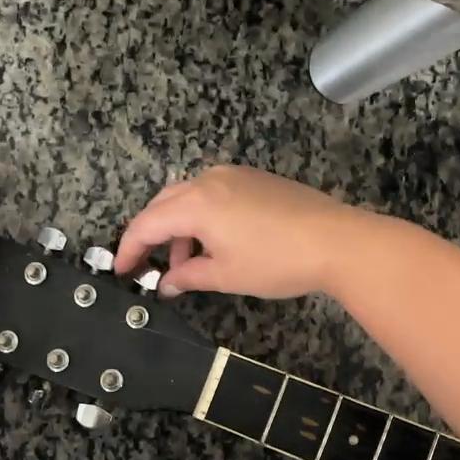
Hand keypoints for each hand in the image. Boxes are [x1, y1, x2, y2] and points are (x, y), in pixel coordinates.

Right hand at [114, 166, 370, 298]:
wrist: (337, 241)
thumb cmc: (276, 261)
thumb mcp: (226, 275)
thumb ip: (189, 276)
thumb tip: (167, 283)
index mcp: (196, 203)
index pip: (147, 224)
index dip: (130, 249)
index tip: (122, 271)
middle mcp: (210, 180)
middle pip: (164, 203)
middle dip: (151, 234)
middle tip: (146, 265)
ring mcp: (235, 175)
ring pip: (189, 197)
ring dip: (179, 227)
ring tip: (187, 264)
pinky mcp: (255, 179)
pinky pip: (213, 194)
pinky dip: (202, 217)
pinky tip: (214, 244)